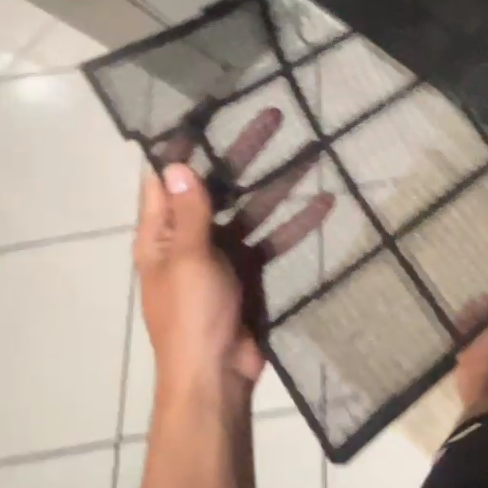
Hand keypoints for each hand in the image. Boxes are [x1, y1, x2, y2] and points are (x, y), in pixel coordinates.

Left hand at [133, 109, 331, 407]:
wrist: (216, 376)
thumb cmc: (190, 315)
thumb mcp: (187, 258)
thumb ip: (189, 211)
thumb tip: (177, 164)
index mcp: (161, 234)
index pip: (165, 179)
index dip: (182, 146)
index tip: (204, 112)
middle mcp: (190, 237)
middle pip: (218, 184)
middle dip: (244, 151)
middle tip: (273, 115)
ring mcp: (222, 253)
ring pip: (252, 206)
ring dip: (279, 181)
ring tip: (311, 149)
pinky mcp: (250, 270)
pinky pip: (274, 237)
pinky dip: (298, 222)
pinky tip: (327, 201)